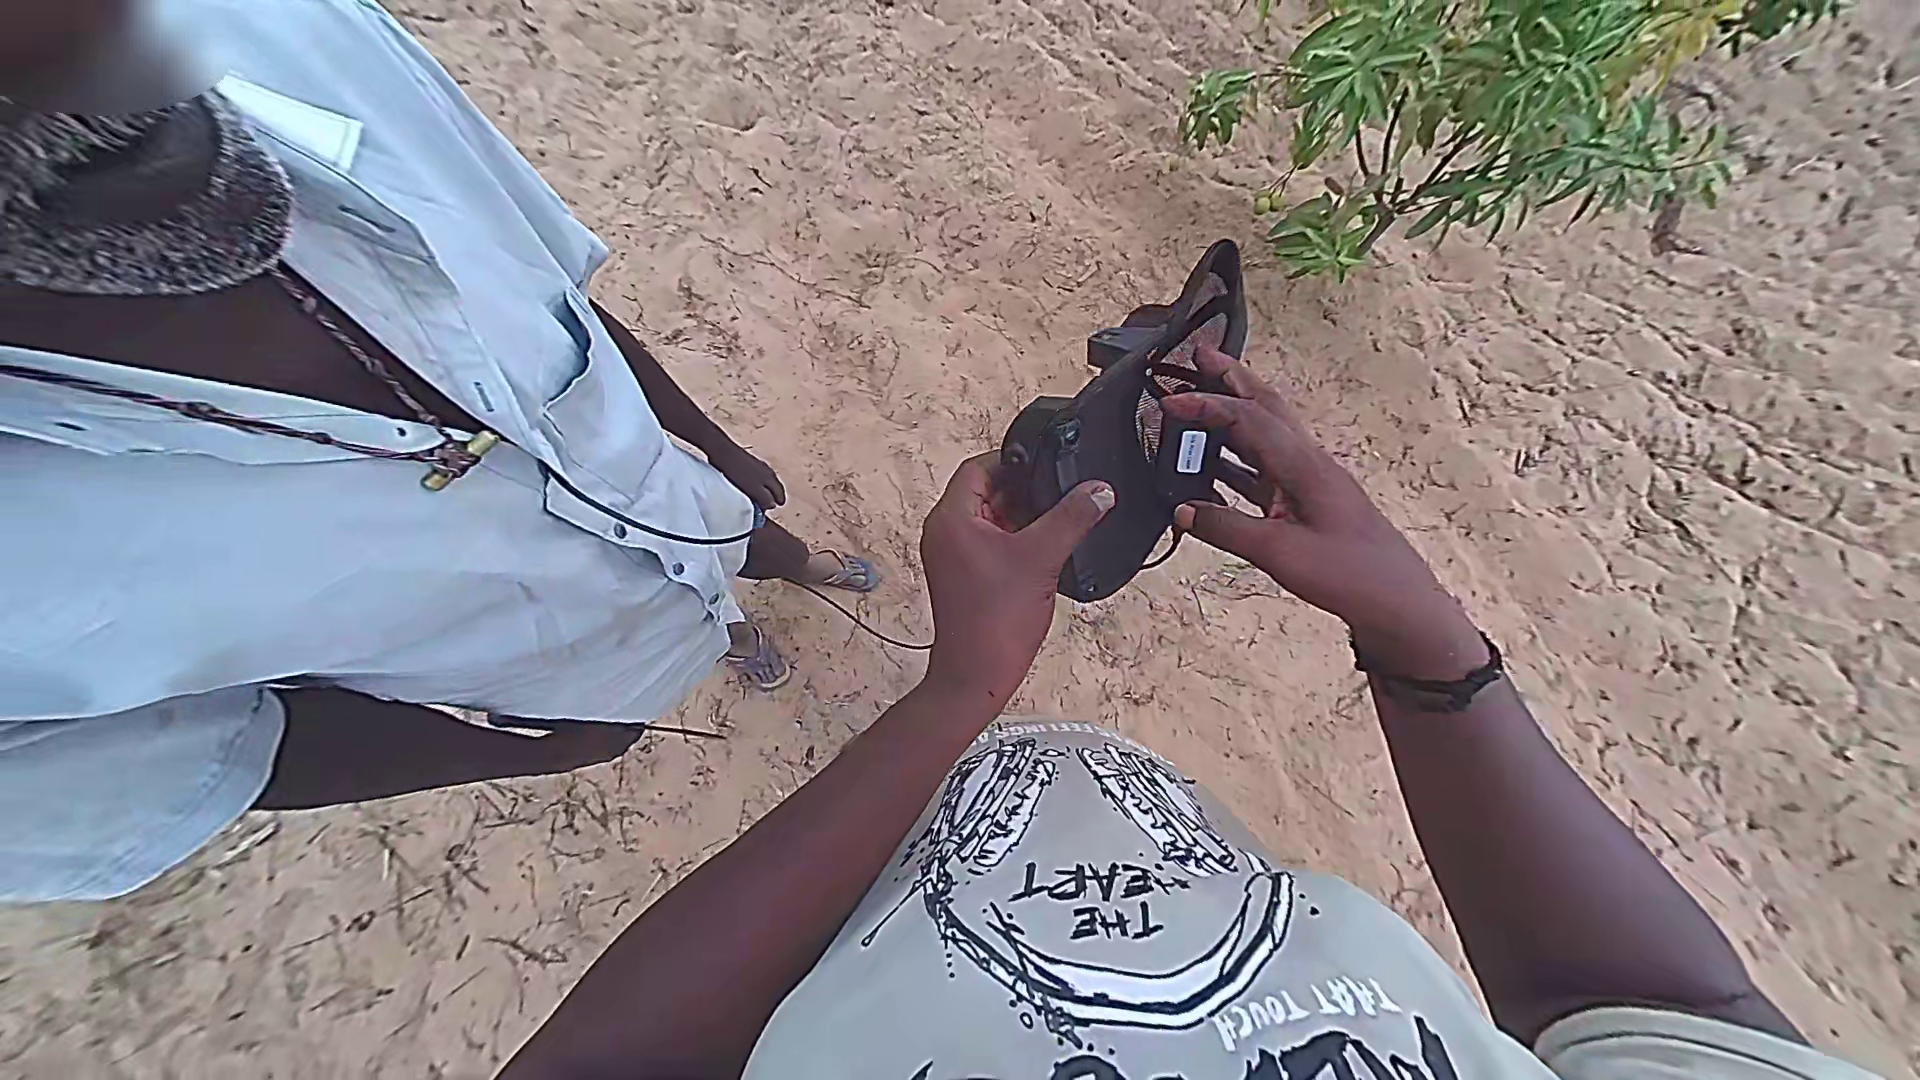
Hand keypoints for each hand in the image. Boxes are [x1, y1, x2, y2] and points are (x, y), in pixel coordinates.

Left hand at [708, 443, 785, 508]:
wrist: (724, 452)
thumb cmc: (738, 473)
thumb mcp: (753, 489)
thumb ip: (764, 498)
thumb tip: (773, 505)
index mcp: (770, 478)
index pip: (779, 492)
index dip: (778, 501)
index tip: (776, 507)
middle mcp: (768, 471)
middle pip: (775, 486)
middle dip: (774, 495)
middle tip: (770, 504)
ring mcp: (759, 465)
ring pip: (767, 480)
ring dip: (766, 488)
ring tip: (761, 496)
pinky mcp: (749, 462)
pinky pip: (759, 475)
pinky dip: (759, 482)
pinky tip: (752, 484)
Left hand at [919, 453, 1113, 708]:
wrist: (978, 674)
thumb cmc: (994, 621)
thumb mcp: (1042, 558)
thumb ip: (1072, 518)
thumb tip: (1098, 490)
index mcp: (951, 519)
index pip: (978, 467)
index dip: (1012, 460)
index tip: (1044, 461)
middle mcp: (944, 533)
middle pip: (985, 491)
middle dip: (1023, 491)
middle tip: (1057, 494)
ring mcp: (952, 555)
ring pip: (990, 517)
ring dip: (1021, 516)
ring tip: (1053, 523)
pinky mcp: (963, 574)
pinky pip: (989, 542)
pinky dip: (1014, 539)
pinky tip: (1042, 548)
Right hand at [1162, 346, 1485, 678]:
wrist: (1397, 602)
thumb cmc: (1349, 574)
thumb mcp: (1279, 552)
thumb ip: (1226, 527)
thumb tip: (1181, 509)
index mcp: (1304, 465)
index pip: (1248, 419)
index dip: (1206, 407)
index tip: (1169, 402)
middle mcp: (1307, 462)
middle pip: (1266, 406)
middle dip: (1232, 377)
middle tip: (1201, 356)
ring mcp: (1306, 481)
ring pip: (1264, 433)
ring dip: (1232, 413)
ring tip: (1201, 400)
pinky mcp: (1303, 501)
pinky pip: (1261, 468)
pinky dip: (1234, 459)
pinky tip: (1212, 468)